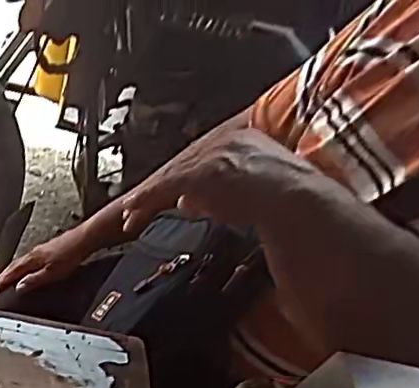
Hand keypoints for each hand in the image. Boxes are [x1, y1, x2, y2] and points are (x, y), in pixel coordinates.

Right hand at [0, 230, 91, 294]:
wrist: (85, 238)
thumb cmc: (71, 254)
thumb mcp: (51, 273)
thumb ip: (34, 280)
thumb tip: (19, 287)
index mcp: (32, 259)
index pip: (13, 271)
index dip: (3, 280)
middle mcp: (34, 253)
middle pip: (15, 265)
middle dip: (4, 274)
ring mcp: (41, 250)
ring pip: (21, 261)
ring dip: (12, 269)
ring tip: (7, 276)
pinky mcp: (48, 249)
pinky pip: (29, 259)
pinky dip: (23, 265)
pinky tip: (26, 267)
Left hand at [116, 125, 332, 232]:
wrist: (290, 198)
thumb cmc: (273, 199)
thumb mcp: (235, 193)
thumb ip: (208, 195)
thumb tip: (184, 202)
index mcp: (232, 141)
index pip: (191, 162)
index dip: (168, 182)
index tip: (152, 198)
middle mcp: (220, 141)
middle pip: (176, 167)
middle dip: (152, 191)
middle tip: (131, 210)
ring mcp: (212, 154)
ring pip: (168, 176)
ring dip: (145, 199)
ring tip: (128, 215)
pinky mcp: (205, 170)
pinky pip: (168, 184)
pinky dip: (148, 199)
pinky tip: (133, 210)